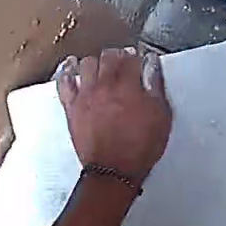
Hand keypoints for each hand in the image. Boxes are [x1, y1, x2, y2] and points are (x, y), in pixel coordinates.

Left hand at [55, 46, 171, 181]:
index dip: (138, 56)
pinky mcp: (72, 107)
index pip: (132, 59)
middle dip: (118, 55)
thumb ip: (156, 87)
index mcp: (129, 87)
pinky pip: (64, 82)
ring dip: (96, 61)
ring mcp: (86, 95)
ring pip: (86, 64)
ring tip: (102, 64)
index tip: (141, 58)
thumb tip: (152, 66)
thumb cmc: (139, 147)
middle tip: (124, 59)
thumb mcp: (161, 116)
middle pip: (109, 57)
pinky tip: (71, 67)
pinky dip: (67, 71)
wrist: (114, 170)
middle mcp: (105, 86)